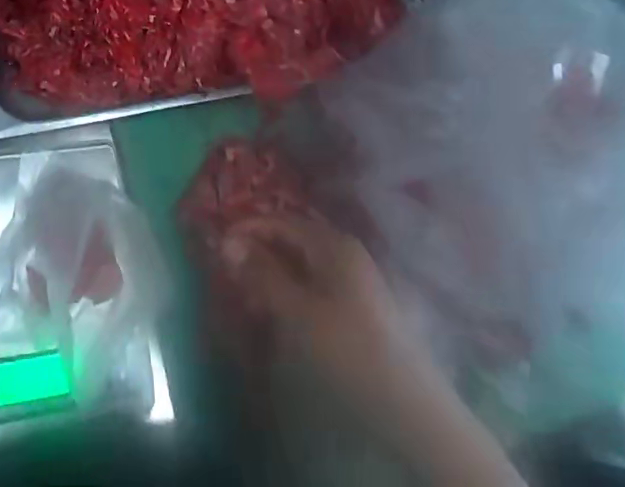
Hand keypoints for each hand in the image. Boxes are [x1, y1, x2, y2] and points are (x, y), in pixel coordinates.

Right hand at [222, 215, 523, 486]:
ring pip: (302, 262)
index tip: (217, 244)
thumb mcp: (296, 310)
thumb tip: (228, 242)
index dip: (247, 228)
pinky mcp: (358, 304)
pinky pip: (314, 281)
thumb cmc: (347, 348)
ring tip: (246, 290)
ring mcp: (355, 277)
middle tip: (228, 268)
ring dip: (272, 270)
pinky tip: (277, 308)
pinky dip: (290, 286)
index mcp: (333, 244)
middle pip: (292, 238)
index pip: (280, 220)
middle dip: (258, 248)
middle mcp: (345, 251)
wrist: (407, 405)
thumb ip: (261, 273)